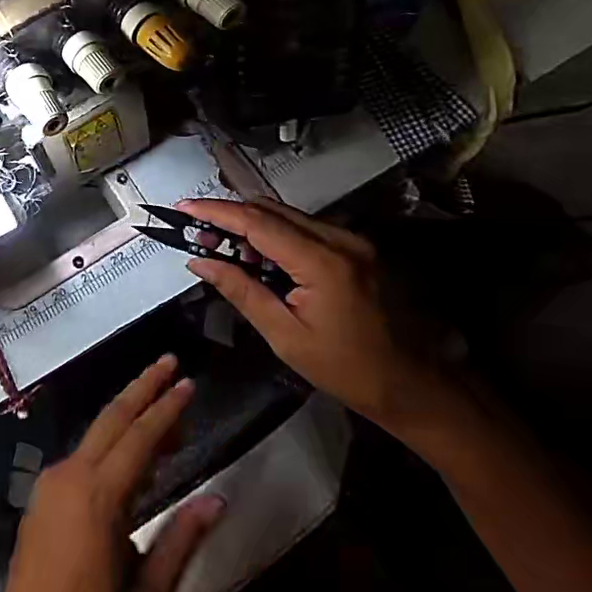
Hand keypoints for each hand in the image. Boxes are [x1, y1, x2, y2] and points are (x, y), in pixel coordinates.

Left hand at [0, 355, 224, 591]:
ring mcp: (50, 487)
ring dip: (131, 423)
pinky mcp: (42, 502)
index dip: (167, 407)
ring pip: (97, 439)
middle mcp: (67, 477)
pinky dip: (113, 452)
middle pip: (111, 419)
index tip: (189, 382)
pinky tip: (138, 464)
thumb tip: (217, 501)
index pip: (138, 437)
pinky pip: (84, 462)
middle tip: (172, 364)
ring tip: (171, 417)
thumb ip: (179, 544)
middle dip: (143, 388)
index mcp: (94, 496)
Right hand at [176, 198, 452, 431]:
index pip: (258, 222)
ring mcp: (349, 240)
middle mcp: (339, 239)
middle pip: (270, 210)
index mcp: (323, 262)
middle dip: (228, 216)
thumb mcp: (284, 335)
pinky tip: (255, 256)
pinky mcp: (352, 246)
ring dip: (249, 225)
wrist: (407, 382)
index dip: (216, 212)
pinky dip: (271, 234)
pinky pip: (301, 228)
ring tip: (219, 246)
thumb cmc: (344, 367)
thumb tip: (199, 261)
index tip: (184, 208)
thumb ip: (240, 290)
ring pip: (285, 215)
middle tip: (197, 234)